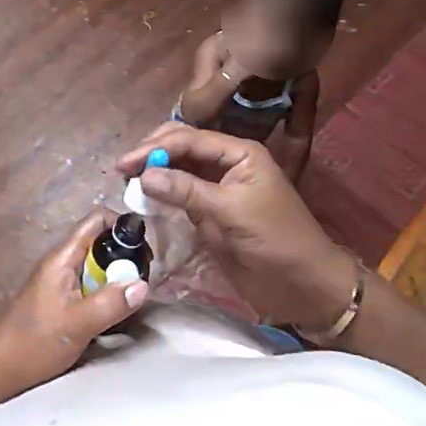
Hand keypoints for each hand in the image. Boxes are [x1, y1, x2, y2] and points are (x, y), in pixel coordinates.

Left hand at [0, 210, 148, 417]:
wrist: (0, 371)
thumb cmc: (34, 342)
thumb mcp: (77, 323)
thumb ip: (111, 303)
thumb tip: (144, 284)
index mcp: (62, 257)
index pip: (96, 220)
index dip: (123, 224)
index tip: (147, 246)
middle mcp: (64, 262)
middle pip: (102, 241)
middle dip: (127, 253)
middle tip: (149, 275)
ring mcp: (63, 281)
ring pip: (99, 265)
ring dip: (120, 275)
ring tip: (140, 292)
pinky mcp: (66, 300)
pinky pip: (94, 284)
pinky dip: (111, 291)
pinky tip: (123, 308)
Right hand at [116, 123, 358, 327]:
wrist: (304, 286)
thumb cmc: (277, 241)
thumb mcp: (232, 211)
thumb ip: (187, 190)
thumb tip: (144, 175)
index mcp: (239, 152)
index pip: (189, 139)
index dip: (155, 148)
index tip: (124, 163)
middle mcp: (226, 163)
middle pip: (181, 147)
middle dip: (151, 153)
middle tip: (122, 169)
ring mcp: (217, 187)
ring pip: (177, 168)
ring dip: (153, 171)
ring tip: (126, 180)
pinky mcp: (209, 210)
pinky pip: (179, 193)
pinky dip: (160, 192)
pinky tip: (142, 195)